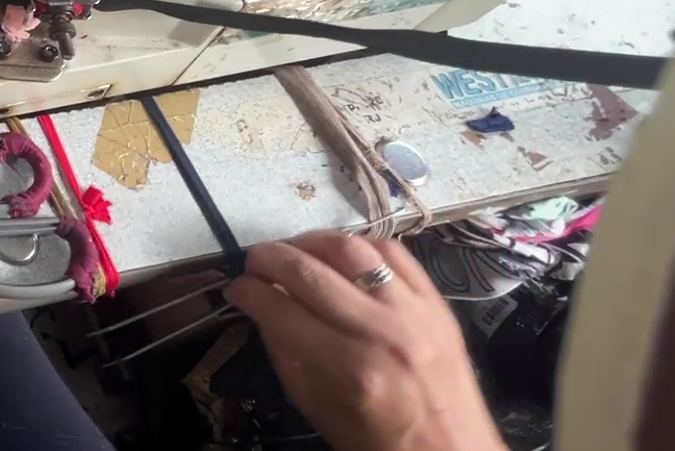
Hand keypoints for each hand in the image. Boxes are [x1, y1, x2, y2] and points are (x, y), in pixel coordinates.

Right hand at [224, 232, 504, 450]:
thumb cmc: (375, 438)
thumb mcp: (312, 401)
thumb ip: (280, 344)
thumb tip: (257, 300)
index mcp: (348, 367)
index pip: (276, 306)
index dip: (244, 290)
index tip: (235, 290)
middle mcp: (382, 334)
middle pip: (305, 271)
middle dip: (264, 259)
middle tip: (253, 265)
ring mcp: (415, 315)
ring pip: (347, 250)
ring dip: (307, 243)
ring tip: (294, 253)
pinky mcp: (438, 306)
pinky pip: (393, 253)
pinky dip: (357, 247)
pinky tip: (340, 259)